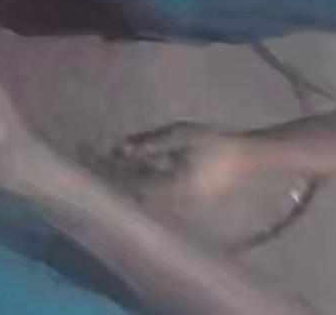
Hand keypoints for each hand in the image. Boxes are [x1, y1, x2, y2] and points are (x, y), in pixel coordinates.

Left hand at [96, 122, 263, 207]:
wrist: (249, 153)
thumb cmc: (214, 139)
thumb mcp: (178, 135)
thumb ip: (148, 143)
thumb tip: (119, 147)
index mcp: (178, 188)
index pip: (135, 185)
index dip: (110, 173)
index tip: (89, 160)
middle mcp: (180, 201)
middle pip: (136, 190)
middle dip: (112, 173)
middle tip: (87, 155)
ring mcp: (185, 201)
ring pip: (144, 189)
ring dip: (124, 172)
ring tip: (99, 155)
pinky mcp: (188, 195)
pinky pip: (157, 187)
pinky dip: (139, 174)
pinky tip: (125, 159)